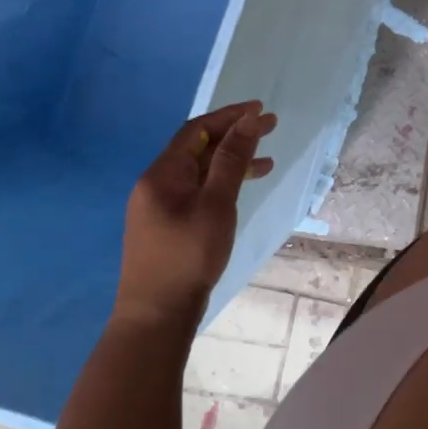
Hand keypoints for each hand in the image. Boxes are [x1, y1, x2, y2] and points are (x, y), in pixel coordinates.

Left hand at [115, 102, 276, 323]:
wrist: (157, 317)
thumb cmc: (188, 256)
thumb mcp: (216, 204)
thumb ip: (232, 159)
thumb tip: (248, 120)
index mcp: (161, 174)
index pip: (197, 130)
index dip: (230, 116)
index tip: (261, 111)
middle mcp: (156, 184)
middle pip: (198, 148)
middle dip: (234, 135)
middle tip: (271, 127)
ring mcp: (159, 206)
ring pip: (200, 170)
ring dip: (232, 159)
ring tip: (267, 159)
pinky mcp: (168, 225)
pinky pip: (197, 190)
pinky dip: (222, 182)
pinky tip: (242, 188)